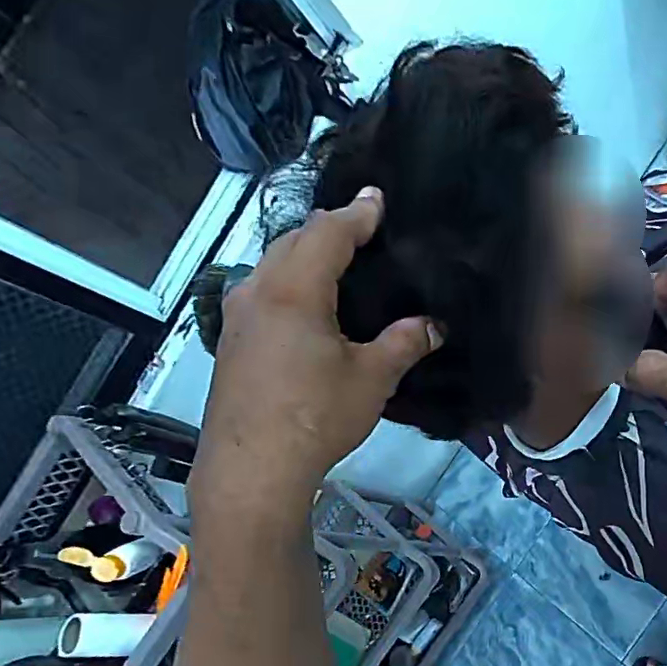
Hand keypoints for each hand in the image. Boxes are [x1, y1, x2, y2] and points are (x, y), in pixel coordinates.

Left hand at [190, 188, 440, 524]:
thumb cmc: (316, 415)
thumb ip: (405, 344)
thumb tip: (435, 325)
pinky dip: (288, 281)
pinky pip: (262, 292)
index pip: (328, 234)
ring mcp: (237, 316)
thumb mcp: (372, 378)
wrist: (253, 466)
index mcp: (294, 290)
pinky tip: (304, 305)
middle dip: (328, 229)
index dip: (357, 214)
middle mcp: (259, 291)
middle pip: (293, 241)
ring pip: (272, 265)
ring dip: (304, 254)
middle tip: (361, 226)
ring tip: (335, 260)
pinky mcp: (231, 342)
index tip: (377, 199)